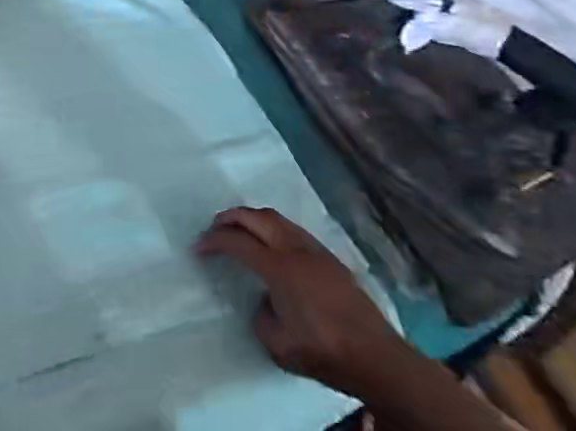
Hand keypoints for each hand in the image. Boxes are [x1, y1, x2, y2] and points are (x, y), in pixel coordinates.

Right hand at [194, 206, 414, 397]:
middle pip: (255, 217)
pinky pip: (292, 228)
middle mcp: (295, 250)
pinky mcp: (329, 257)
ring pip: (276, 217)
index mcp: (279, 269)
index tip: (198, 247)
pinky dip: (272, 227)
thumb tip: (264, 301)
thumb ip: (260, 316)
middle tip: (213, 228)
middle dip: (229, 217)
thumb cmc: (324, 352)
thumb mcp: (277, 345)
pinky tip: (270, 243)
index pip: (237, 242)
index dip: (213, 241)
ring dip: (252, 218)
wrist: (377, 358)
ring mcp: (315, 250)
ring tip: (239, 230)